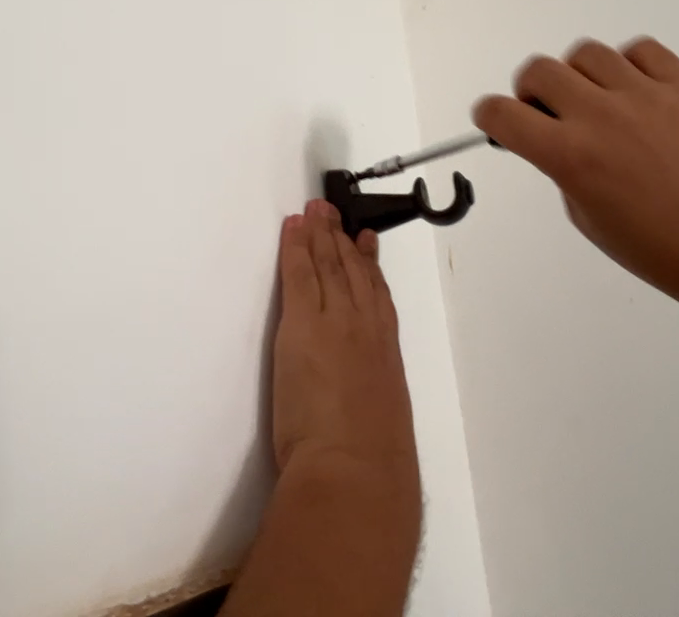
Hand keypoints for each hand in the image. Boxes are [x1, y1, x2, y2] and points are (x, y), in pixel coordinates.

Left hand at [271, 200, 419, 490]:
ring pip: (328, 265)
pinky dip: (295, 247)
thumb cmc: (372, 461)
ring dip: (320, 234)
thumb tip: (365, 398)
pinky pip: (299, 274)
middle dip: (341, 239)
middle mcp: (365, 326)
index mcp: (385, 350)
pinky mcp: (301, 324)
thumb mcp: (383, 419)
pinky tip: (292, 228)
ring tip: (315, 211)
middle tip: (333, 213)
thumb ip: (373, 397)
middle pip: (352, 271)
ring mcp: (335, 321)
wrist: (354, 468)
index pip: (377, 295)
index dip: (369, 264)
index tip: (365, 241)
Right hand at [473, 37, 678, 305]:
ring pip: (586, 53)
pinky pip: (642, 50)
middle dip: (531, 90)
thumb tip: (555, 137)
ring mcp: (645, 96)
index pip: (502, 114)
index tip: (496, 120)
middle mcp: (601, 116)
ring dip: (578, 75)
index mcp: (570, 156)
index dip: (489, 115)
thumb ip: (561, 167)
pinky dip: (628, 65)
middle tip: (547, 112)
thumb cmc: (655, 247)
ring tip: (596, 100)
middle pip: (539, 71)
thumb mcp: (584, 217)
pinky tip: (635, 92)